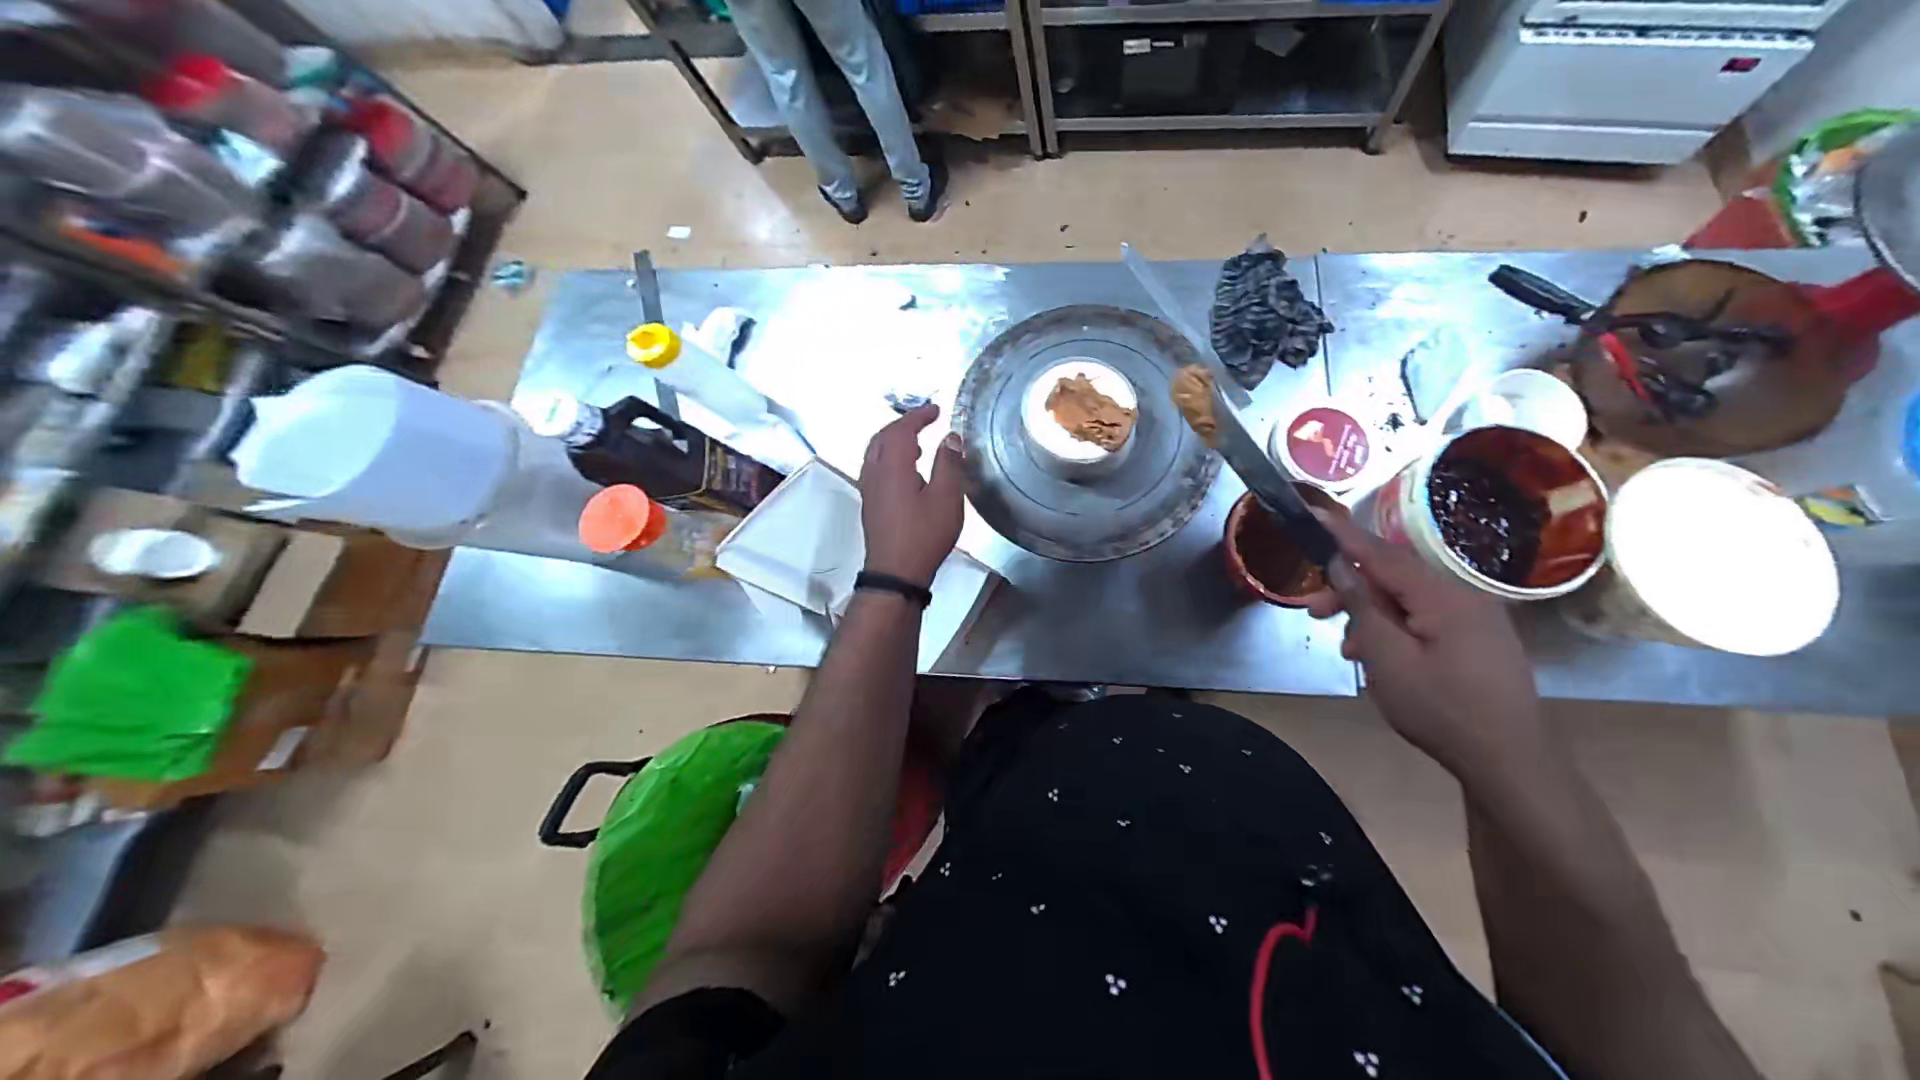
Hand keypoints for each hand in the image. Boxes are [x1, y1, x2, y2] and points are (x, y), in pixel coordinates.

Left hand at [859, 404, 964, 588]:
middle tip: (925, 421)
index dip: (918, 416)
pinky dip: (889, 457)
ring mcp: (869, 489)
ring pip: (875, 452)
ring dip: (894, 441)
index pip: (901, 430)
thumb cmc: (924, 535)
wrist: (895, 573)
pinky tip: (906, 471)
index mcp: (893, 467)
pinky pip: (875, 467)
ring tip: (918, 443)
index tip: (936, 409)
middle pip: (883, 437)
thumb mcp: (946, 498)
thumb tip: (950, 437)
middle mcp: (874, 473)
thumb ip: (948, 464)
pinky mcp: (870, 504)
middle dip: (903, 424)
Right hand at [1302, 508, 1543, 773]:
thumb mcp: (1387, 658)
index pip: (1380, 552)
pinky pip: (1423, 617)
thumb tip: (1341, 564)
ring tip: (1344, 646)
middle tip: (1312, 611)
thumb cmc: (1441, 709)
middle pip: (1392, 576)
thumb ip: (1362, 606)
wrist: (1510, 761)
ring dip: (1368, 613)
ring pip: (1406, 599)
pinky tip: (1375, 655)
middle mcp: (1462, 596)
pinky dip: (1392, 627)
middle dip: (1349, 589)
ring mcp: (1474, 617)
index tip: (1311, 511)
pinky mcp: (1476, 638)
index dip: (1341, 533)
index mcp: (1443, 596)